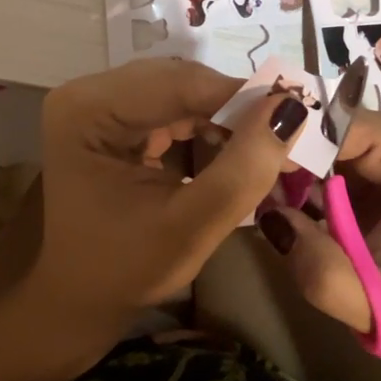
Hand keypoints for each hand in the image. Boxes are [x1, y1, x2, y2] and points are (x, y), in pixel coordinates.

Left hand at [24, 59, 303, 328]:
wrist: (79, 299)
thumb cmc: (125, 271)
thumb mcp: (189, 227)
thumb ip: (240, 171)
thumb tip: (291, 110)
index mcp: (87, 110)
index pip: (177, 83)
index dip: (241, 94)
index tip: (301, 114)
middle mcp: (89, 92)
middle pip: (179, 81)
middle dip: (237, 106)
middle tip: (293, 132)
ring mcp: (101, 101)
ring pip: (182, 90)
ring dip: (228, 115)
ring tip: (272, 143)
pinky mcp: (116, 116)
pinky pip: (174, 105)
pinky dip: (210, 125)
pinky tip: (240, 148)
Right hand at [257, 109, 380, 351]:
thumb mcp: (371, 302)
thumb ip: (319, 267)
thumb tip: (271, 216)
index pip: (329, 120)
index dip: (288, 142)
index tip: (252, 175)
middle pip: (317, 124)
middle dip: (279, 154)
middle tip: (247, 191)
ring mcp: (379, 148)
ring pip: (310, 139)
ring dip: (281, 170)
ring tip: (258, 200)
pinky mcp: (364, 166)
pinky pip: (315, 158)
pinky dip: (292, 180)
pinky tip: (277, 207)